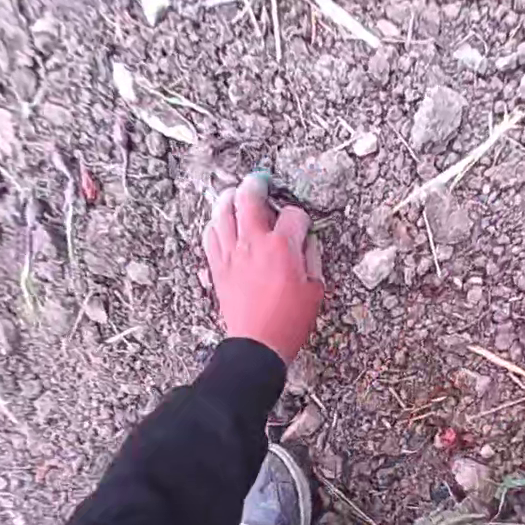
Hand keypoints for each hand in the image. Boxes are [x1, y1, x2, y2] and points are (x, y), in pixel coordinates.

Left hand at [203, 171, 322, 362]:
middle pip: (249, 197)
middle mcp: (254, 243)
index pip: (293, 214)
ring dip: (230, 197)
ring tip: (235, 193)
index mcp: (282, 247)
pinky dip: (215, 224)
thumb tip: (307, 242)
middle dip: (257, 184)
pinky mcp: (218, 266)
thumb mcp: (314, 290)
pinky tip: (221, 224)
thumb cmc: (289, 321)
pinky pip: (210, 235)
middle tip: (261, 180)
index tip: (301, 225)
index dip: (300, 217)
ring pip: (223, 211)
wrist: (258, 344)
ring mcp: (232, 253)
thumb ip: (312, 259)